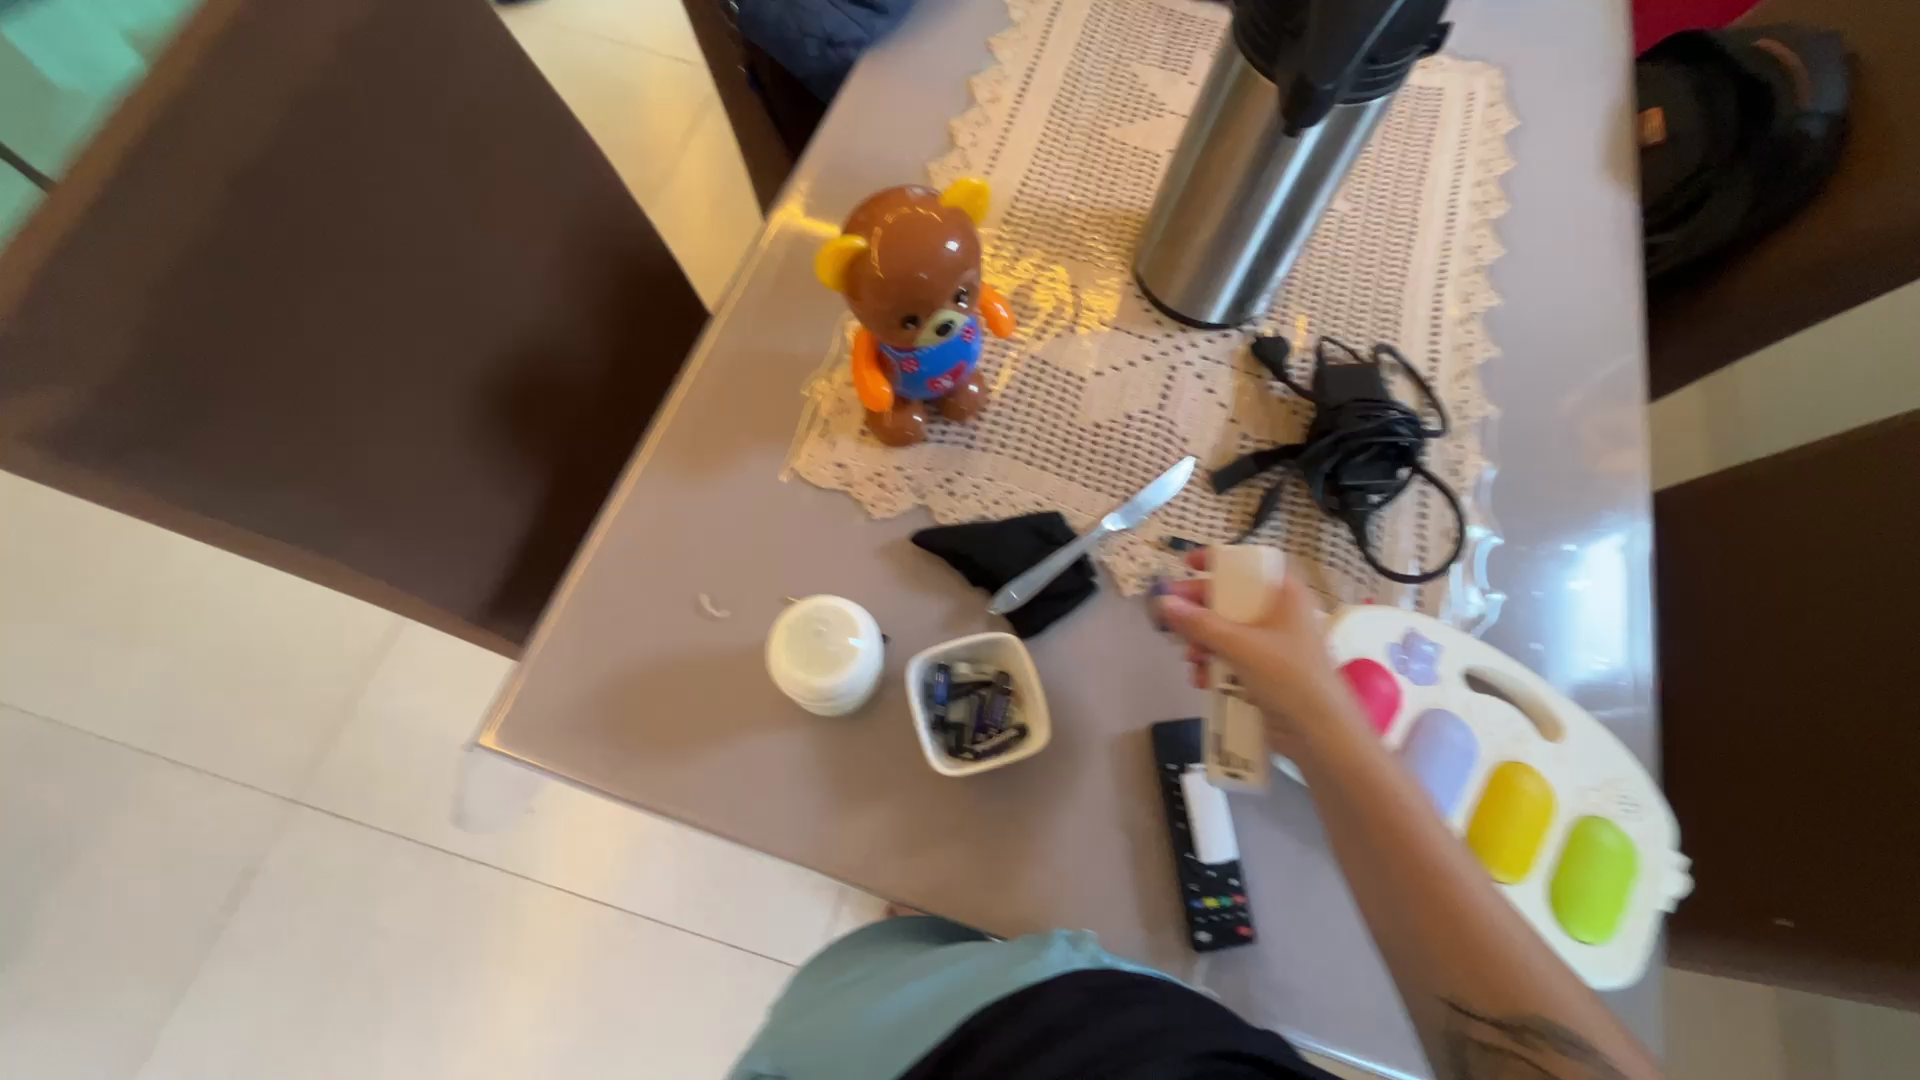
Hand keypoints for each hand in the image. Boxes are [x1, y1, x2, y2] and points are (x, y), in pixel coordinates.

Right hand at [1152, 550, 1367, 752]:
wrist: (1321, 733)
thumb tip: (1162, 603)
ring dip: (1202, 642)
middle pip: (1229, 599)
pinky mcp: (1263, 670)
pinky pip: (1229, 657)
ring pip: (1224, 630)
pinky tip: (1201, 680)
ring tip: (1191, 659)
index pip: (1248, 563)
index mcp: (1282, 594)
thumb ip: (1199, 624)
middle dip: (1197, 610)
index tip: (1185, 563)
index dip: (1217, 560)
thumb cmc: (1289, 677)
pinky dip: (1213, 664)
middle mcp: (1277, 613)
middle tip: (1167, 615)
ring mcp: (1270, 643)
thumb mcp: (1241, 646)